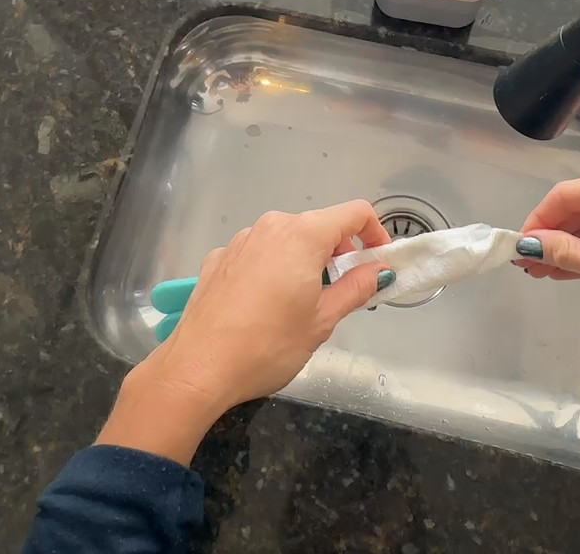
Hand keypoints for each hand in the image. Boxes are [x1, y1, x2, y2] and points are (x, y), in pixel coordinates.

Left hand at [96, 201, 394, 462]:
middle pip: (319, 225)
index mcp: (304, 235)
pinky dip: (272, 268)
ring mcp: (241, 239)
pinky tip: (263, 305)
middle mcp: (272, 225)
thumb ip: (357, 288)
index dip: (375, 233)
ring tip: (302, 303)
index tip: (379, 263)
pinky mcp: (219, 257)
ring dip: (305, 260)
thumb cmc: (269, 345)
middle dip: (339, 252)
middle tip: (344, 291)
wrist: (198, 366)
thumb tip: (381, 270)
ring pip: (287, 239)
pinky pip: (259, 253)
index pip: (354, 213)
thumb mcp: (323, 321)